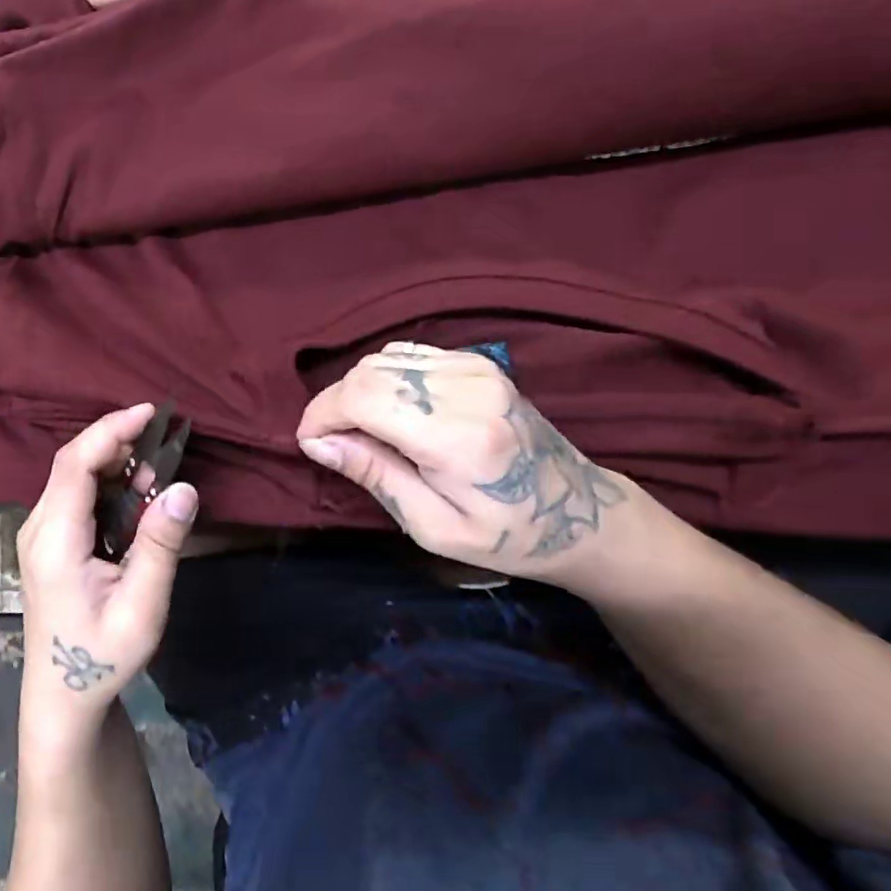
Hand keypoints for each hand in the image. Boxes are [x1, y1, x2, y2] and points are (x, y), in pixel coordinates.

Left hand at [18, 404, 197, 729]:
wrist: (62, 695)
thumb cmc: (102, 657)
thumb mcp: (142, 607)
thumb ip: (160, 545)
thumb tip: (184, 488)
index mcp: (54, 540)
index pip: (75, 464)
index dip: (110, 431)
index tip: (150, 412)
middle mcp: (38, 527)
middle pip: (70, 463)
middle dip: (115, 441)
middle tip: (161, 440)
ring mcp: (38, 533)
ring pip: (71, 476)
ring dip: (112, 463)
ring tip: (155, 469)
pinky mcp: (47, 540)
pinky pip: (73, 495)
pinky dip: (105, 483)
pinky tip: (134, 492)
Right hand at [297, 342, 637, 586]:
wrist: (581, 514)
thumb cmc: (507, 535)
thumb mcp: (432, 526)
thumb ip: (374, 475)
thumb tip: (316, 440)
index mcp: (459, 437)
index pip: (363, 398)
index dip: (322, 414)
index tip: (308, 442)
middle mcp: (468, 389)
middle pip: (367, 373)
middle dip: (333, 404)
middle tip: (331, 442)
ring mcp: (476, 369)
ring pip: (381, 360)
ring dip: (355, 391)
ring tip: (359, 431)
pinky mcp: (477, 362)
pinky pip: (404, 355)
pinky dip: (381, 379)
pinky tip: (388, 411)